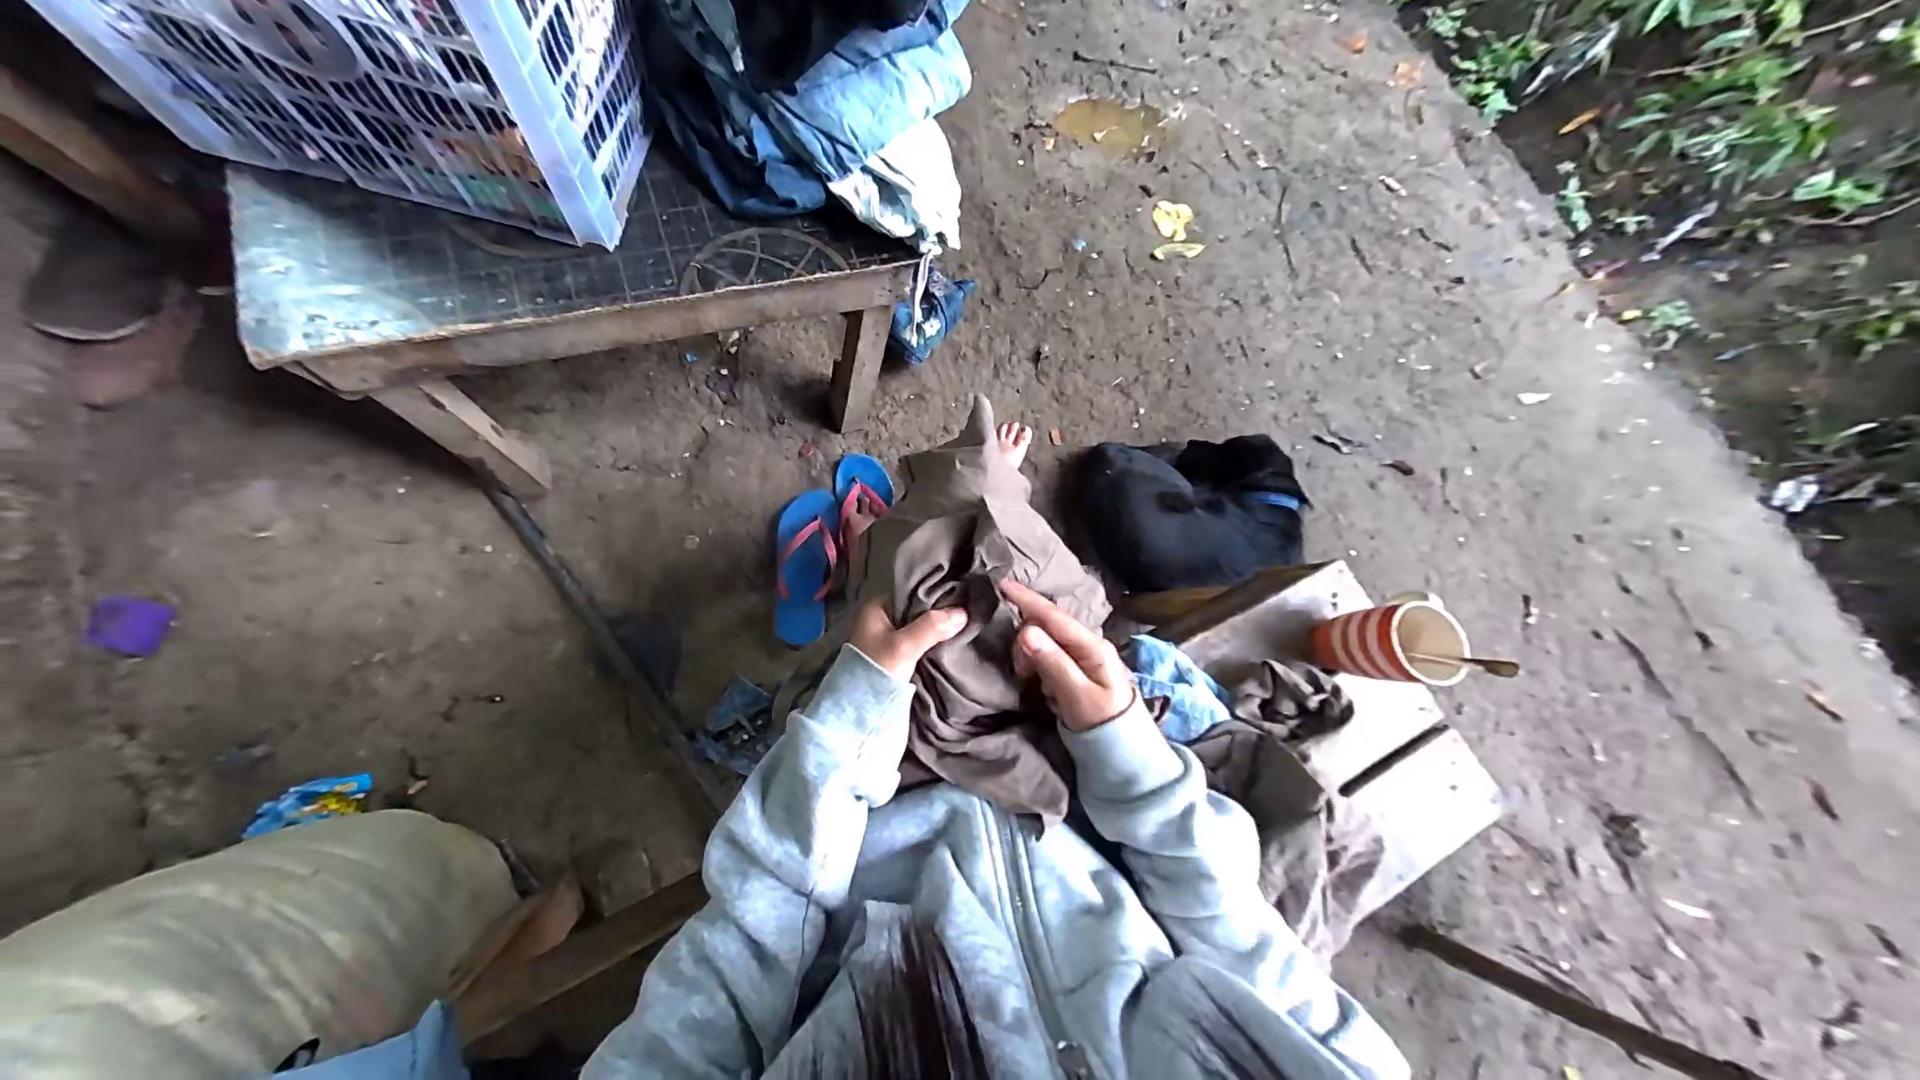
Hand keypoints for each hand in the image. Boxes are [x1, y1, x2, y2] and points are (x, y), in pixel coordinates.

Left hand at [848, 598, 968, 681]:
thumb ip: (931, 627)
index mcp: (877, 606)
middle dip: (938, 611)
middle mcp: (882, 616)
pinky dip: (932, 639)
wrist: (861, 707)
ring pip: (919, 624)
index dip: (934, 592)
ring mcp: (889, 635)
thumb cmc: (877, 668)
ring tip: (962, 622)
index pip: (911, 590)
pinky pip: (919, 638)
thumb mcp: (904, 646)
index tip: (958, 594)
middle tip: (964, 609)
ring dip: (936, 626)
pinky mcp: (896, 652)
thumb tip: (963, 613)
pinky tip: (951, 638)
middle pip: (917, 607)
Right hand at [1000, 579, 1135, 731]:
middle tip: (1022, 672)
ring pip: (1044, 640)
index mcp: (1092, 646)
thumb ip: (1052, 662)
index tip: (1003, 584)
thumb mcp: (1075, 694)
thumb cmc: (1100, 720)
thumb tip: (1025, 631)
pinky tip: (1044, 685)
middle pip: (1046, 626)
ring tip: (1035, 683)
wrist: (1121, 747)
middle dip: (1026, 642)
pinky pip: (1048, 655)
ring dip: (1032, 657)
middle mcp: (1088, 642)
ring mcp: (1082, 652)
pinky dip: (1039, 666)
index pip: (1055, 616)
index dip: (1028, 600)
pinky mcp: (1075, 664)